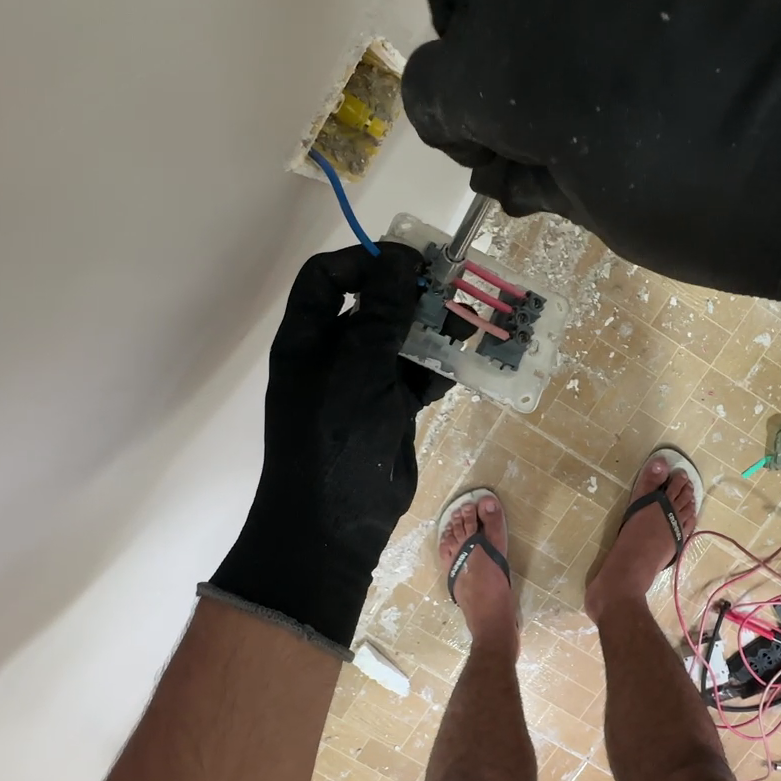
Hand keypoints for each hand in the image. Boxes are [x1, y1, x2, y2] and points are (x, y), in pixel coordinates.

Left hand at [205, 243, 450, 656]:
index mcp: (309, 337)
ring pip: (400, 340)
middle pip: (372, 305)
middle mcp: (334, 354)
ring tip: (470, 318)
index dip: (365, 262)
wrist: (336, 520)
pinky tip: (468, 358)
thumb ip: (381, 312)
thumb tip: (401, 260)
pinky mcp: (390, 409)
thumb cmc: (336, 436)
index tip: (409, 262)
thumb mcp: (358, 367)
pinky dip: (441, 365)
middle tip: (453, 284)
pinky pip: (417, 375)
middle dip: (411, 293)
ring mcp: (363, 383)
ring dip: (433, 328)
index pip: (328, 277)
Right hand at [402, 0, 780, 362]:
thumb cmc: (727, 220)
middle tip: (509, 79)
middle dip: (462, 14)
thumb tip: (504, 160)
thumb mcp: (613, 222)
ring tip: (586, 68)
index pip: (431, 74)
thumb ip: (540, 177)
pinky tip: (655, 54)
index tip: (481, 152)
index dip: (444, 120)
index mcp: (522, 69)